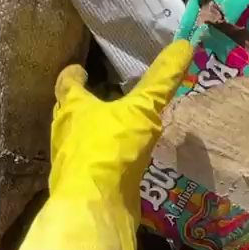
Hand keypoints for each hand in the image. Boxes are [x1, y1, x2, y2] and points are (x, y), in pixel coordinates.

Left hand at [8, 41, 193, 249]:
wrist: (95, 206)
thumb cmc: (110, 149)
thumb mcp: (142, 110)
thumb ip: (161, 80)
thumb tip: (185, 43)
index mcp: (72, 107)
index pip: (67, 82)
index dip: (74, 74)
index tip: (80, 70)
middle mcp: (64, 133)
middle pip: (68, 113)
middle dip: (81, 106)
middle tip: (99, 98)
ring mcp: (70, 163)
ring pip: (78, 141)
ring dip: (92, 135)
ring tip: (114, 130)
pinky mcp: (83, 188)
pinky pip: (93, 168)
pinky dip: (103, 163)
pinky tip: (121, 166)